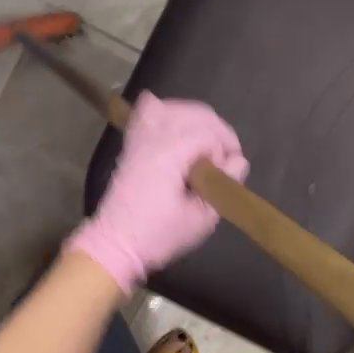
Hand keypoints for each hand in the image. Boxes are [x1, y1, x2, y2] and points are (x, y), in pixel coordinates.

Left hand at [69, 93, 248, 292]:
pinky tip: (176, 127)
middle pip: (193, 114)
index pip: (209, 133)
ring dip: (195, 120)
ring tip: (206, 145)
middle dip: (216, 131)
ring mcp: (138, 140)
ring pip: (171, 108)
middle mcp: (152, 139)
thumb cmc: (158, 236)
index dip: (226, 149)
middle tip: (224, 159)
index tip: (231, 172)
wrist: (115, 243)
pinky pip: (146, 115)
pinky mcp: (130, 147)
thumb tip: (238, 163)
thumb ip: (223, 186)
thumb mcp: (200, 219)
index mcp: (170, 154)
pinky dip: (164, 113)